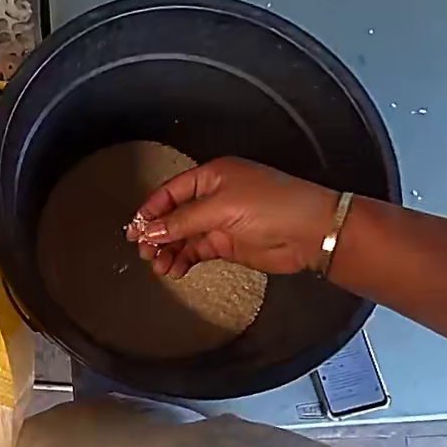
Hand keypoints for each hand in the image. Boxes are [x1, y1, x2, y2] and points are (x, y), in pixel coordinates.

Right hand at [126, 157, 339, 277]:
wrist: (312, 233)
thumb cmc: (273, 207)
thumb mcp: (222, 208)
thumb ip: (183, 220)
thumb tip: (150, 230)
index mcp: (211, 177)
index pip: (170, 192)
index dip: (150, 210)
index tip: (134, 229)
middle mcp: (212, 197)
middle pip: (173, 216)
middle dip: (157, 234)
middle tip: (144, 252)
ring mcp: (219, 222)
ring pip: (182, 237)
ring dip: (168, 251)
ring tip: (159, 266)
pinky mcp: (227, 244)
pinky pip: (196, 251)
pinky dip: (183, 260)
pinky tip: (175, 270)